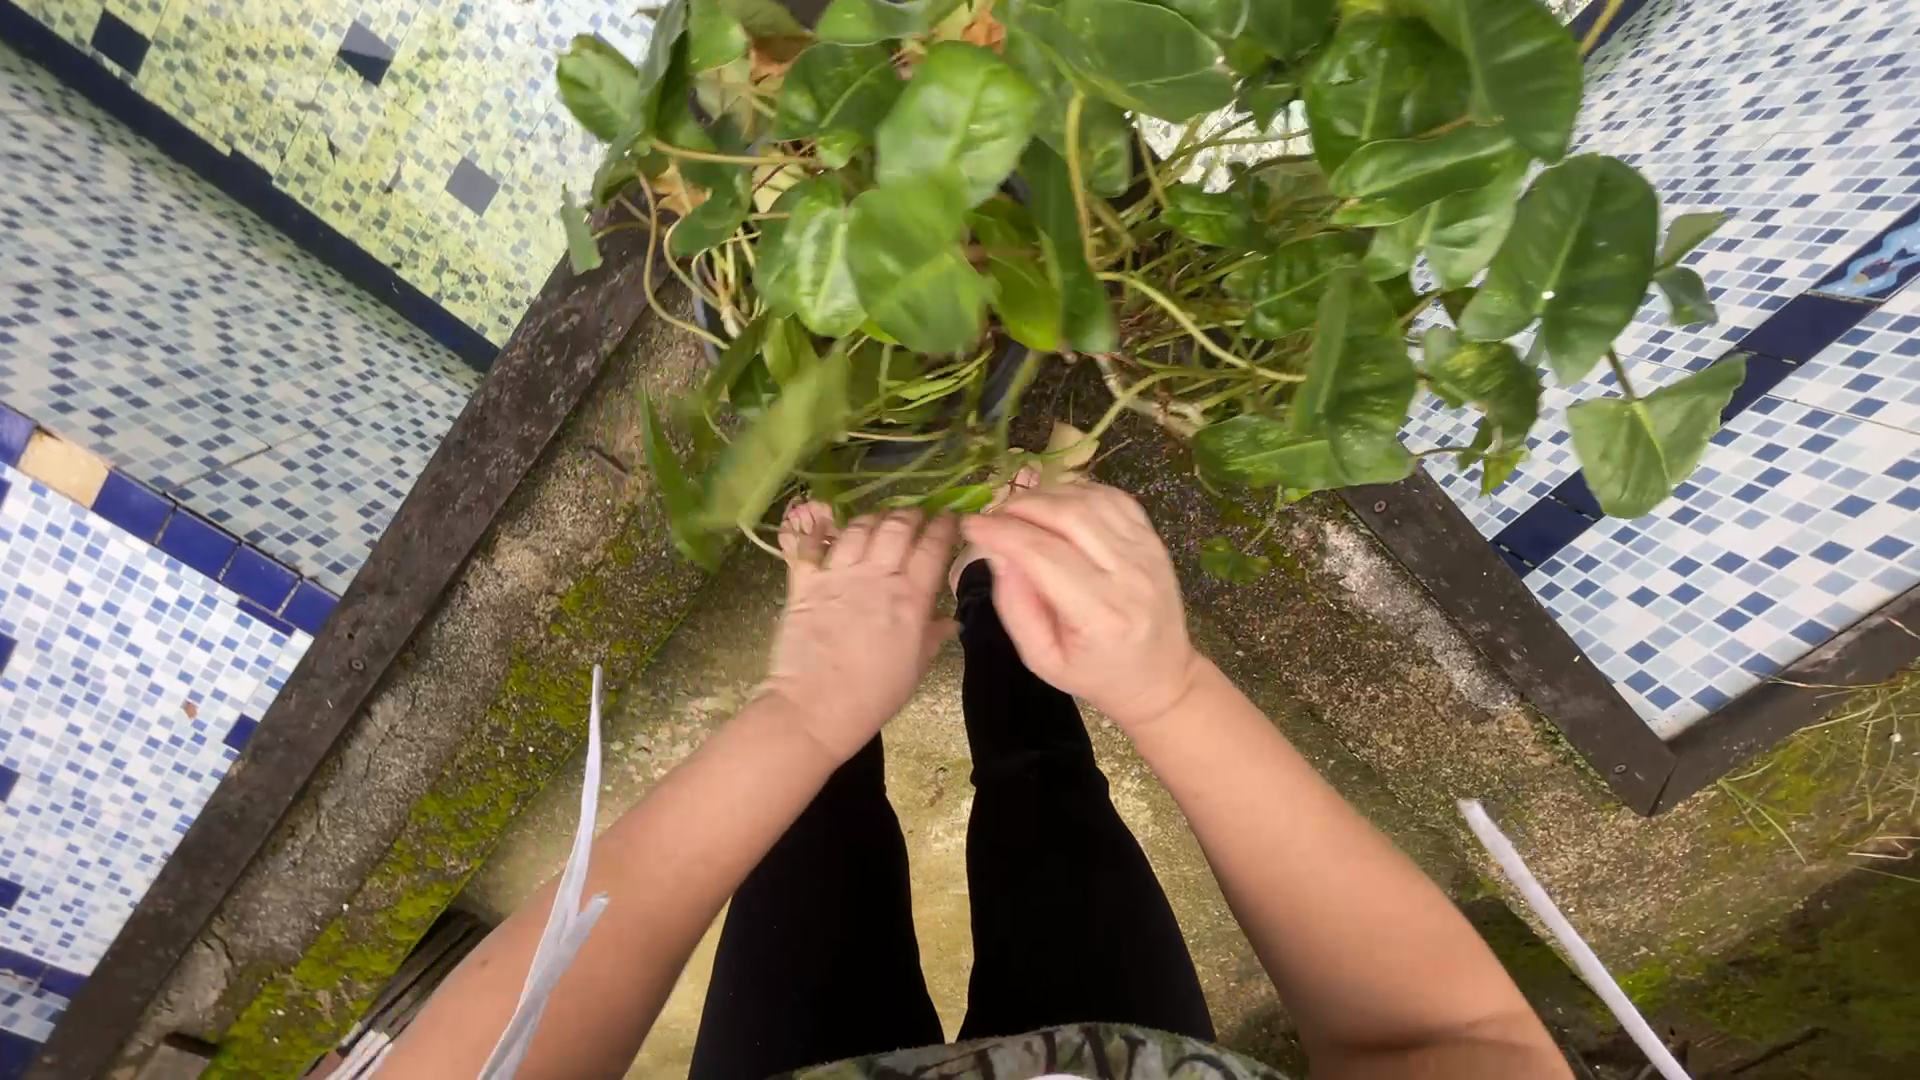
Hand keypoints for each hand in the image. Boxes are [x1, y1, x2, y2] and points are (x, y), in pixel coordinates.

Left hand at [761, 503, 958, 761]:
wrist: (814, 707)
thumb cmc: (872, 695)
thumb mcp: (915, 669)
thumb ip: (932, 637)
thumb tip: (951, 622)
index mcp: (910, 598)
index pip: (932, 548)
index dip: (943, 527)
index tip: (949, 517)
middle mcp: (876, 576)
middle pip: (896, 527)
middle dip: (909, 514)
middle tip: (915, 515)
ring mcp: (838, 575)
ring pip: (858, 528)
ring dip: (871, 519)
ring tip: (877, 521)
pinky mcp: (804, 582)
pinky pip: (810, 545)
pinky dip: (816, 531)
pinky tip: (822, 524)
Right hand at [960, 480, 1204, 733]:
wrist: (1159, 675)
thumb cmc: (1094, 673)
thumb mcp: (1041, 658)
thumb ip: (1015, 607)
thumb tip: (997, 553)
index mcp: (1100, 615)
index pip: (1043, 554)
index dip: (1001, 532)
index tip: (970, 524)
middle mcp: (1129, 575)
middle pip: (1068, 516)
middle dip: (1019, 507)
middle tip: (992, 516)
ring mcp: (1146, 551)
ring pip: (1089, 499)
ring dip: (1045, 495)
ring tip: (1018, 511)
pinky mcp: (1153, 538)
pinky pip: (1112, 497)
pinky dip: (1076, 491)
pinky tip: (1054, 505)